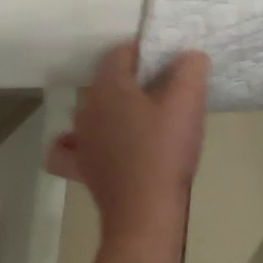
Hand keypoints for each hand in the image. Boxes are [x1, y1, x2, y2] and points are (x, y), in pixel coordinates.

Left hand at [47, 41, 211, 262]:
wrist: (146, 212)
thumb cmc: (167, 149)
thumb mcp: (189, 99)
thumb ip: (191, 67)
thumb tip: (189, 56)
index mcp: (109, 87)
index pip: (121, 51)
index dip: (147, 50)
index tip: (172, 60)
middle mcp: (86, 109)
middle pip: (108, 80)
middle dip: (135, 77)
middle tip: (168, 86)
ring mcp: (81, 141)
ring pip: (92, 110)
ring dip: (115, 106)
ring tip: (145, 114)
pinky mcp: (82, 169)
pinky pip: (71, 147)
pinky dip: (80, 141)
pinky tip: (97, 143)